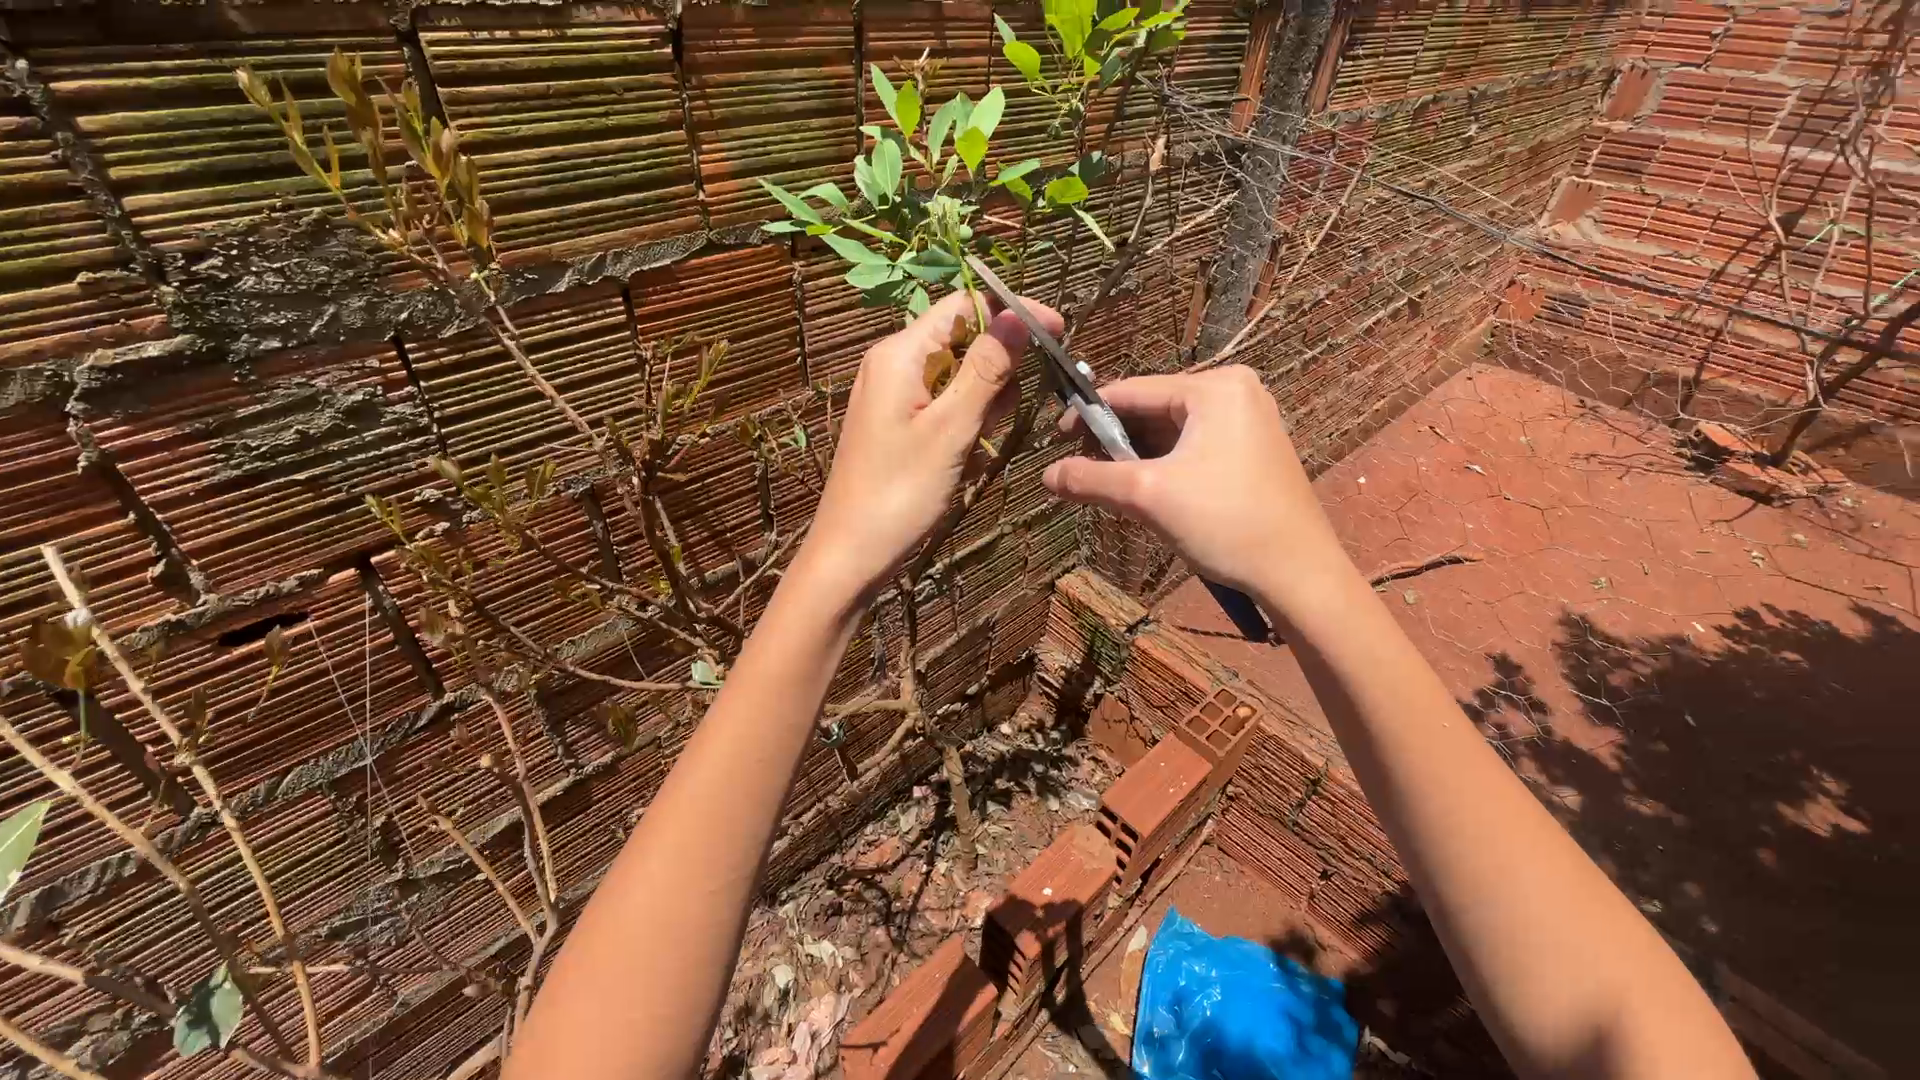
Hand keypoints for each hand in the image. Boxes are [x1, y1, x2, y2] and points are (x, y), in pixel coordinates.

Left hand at [798, 289, 1063, 604]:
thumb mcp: (951, 429)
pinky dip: (962, 424)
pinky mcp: (895, 423)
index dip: (1013, 313)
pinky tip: (962, 459)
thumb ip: (987, 370)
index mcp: (900, 354)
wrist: (850, 554)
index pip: (965, 306)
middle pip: (963, 339)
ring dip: (981, 405)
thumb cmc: (899, 493)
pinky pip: (941, 406)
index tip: (1058, 333)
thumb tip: (1019, 317)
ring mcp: (892, 395)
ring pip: (957, 377)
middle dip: (996, 370)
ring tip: (973, 448)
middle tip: (1000, 419)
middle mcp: (892, 364)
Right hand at [1041, 366, 1359, 629]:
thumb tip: (1045, 476)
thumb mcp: (1147, 496)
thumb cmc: (1224, 523)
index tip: (1056, 440)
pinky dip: (1164, 467)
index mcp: (1214, 387)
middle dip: (1114, 442)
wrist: (1297, 573)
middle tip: (1083, 473)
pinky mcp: (1253, 451)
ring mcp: (1249, 421)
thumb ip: (1091, 479)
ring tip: (1111, 489)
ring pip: (1170, 433)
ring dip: (1137, 459)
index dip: (1088, 415)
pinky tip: (1148, 494)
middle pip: (1151, 410)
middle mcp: (1235, 392)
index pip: (1132, 390)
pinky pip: (1193, 448)